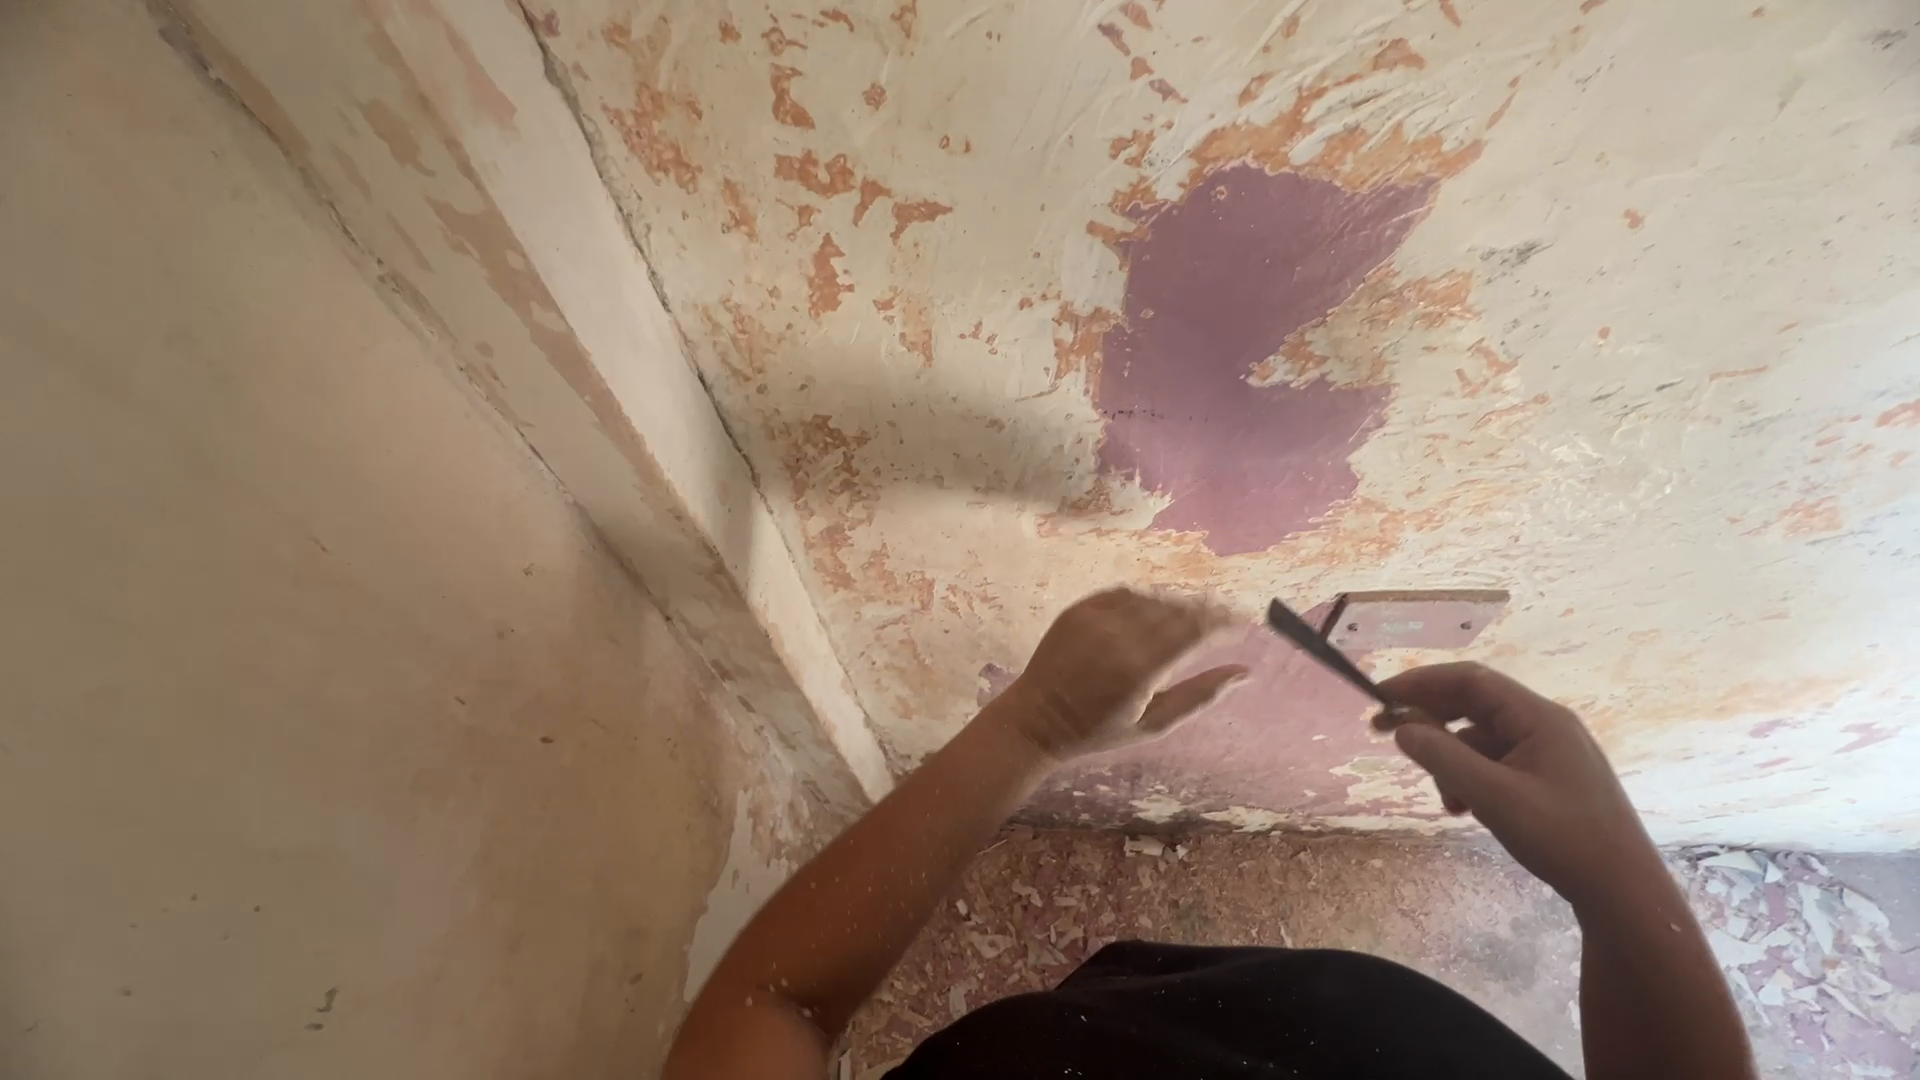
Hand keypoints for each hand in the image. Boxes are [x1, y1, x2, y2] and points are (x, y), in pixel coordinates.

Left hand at [996, 587, 1245, 761]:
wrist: (1037, 718)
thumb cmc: (1098, 731)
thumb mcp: (1154, 725)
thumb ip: (1199, 696)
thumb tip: (1244, 672)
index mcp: (1141, 669)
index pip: (1195, 630)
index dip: (1223, 621)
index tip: (1242, 620)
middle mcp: (1119, 636)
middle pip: (1176, 609)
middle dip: (1204, 610)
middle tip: (1222, 616)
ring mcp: (1095, 618)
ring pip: (1151, 598)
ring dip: (1175, 604)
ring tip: (1190, 616)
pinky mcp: (1078, 609)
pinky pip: (1122, 593)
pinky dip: (1144, 599)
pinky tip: (1153, 610)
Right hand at [1376, 662, 1660, 906]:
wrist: (1626, 896)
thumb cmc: (1564, 839)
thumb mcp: (1493, 797)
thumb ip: (1442, 757)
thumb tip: (1401, 728)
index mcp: (1539, 718)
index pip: (1469, 680)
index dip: (1420, 682)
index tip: (1380, 696)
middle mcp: (1544, 725)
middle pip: (1471, 704)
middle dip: (1427, 718)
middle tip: (1383, 731)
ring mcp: (1547, 752)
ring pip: (1478, 737)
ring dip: (1448, 758)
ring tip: (1443, 795)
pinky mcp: (1547, 777)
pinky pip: (1493, 761)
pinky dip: (1468, 776)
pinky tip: (1463, 806)